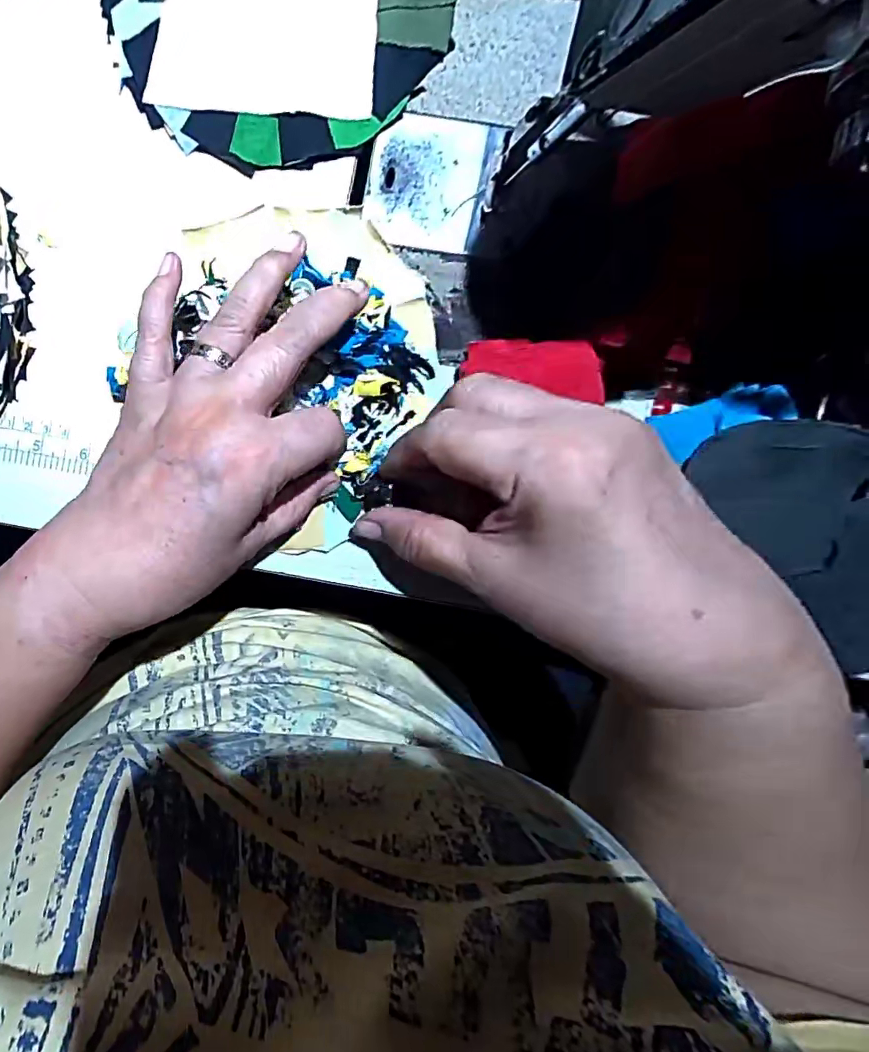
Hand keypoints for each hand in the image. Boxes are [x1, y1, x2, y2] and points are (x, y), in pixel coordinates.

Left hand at [13, 238, 365, 650]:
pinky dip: (156, 301)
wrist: (90, 567)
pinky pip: (148, 341)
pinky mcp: (137, 402)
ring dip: (259, 281)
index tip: (312, 465)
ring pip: (224, 326)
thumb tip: (323, 471)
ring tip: (288, 247)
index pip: (324, 427)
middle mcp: (222, 412)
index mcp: (259, 455)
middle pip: (289, 345)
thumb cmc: (171, 570)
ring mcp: (175, 399)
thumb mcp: (249, 548)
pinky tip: (168, 265)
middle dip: (329, 312)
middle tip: (353, 290)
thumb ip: (294, 502)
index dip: (327, 445)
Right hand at [352, 375, 838, 711]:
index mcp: (546, 457)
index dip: (400, 459)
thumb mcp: (487, 576)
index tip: (387, 493)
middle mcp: (581, 422)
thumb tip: (363, 523)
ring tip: (466, 486)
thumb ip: (417, 539)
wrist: (711, 634)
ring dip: (469, 431)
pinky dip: (505, 435)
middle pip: (472, 393)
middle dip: (432, 434)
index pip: (441, 431)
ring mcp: (611, 422)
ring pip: (507, 396)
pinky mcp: (626, 434)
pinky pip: (542, 411)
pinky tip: (507, 484)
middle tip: (425, 484)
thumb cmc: (589, 608)